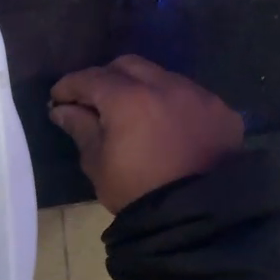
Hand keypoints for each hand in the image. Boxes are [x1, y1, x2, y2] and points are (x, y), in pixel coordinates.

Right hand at [49, 55, 243, 212]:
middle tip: (92, 100)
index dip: (69, 86)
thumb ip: (80, 127)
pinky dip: (169, 102)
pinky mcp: (222, 112)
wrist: (197, 214)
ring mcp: (199, 96)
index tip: (57, 98)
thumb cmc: (135, 189)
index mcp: (128, 99)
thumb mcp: (96, 161)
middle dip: (105, 78)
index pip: (90, 78)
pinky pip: (189, 95)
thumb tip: (62, 109)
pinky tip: (164, 125)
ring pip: (161, 76)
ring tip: (131, 112)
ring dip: (140, 87)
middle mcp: (166, 86)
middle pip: (128, 65)